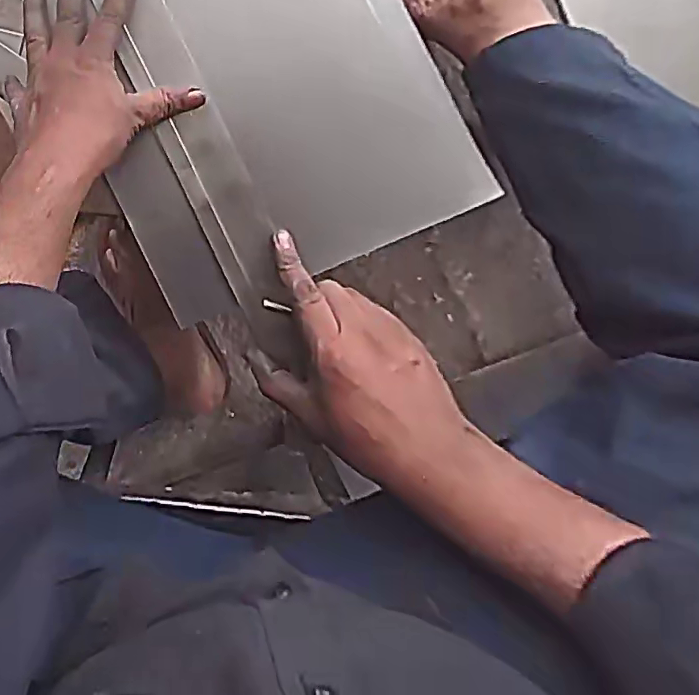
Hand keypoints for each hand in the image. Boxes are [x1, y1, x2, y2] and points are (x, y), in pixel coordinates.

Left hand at [2, 0, 203, 187]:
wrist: (55, 163)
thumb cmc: (91, 138)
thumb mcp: (134, 117)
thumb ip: (161, 102)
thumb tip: (191, 96)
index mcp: (92, 61)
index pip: (110, 18)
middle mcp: (62, 62)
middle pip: (66, 16)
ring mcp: (38, 79)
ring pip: (34, 36)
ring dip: (33, 12)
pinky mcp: (23, 102)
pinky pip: (15, 86)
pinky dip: (11, 80)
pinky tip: (6, 76)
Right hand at [250, 230, 482, 488]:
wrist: (433, 455)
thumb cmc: (376, 441)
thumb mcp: (314, 418)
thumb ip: (281, 386)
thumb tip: (265, 370)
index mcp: (334, 350)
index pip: (306, 293)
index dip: (290, 264)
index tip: (282, 243)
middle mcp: (364, 333)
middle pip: (331, 287)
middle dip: (314, 295)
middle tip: (307, 322)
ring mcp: (391, 332)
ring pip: (355, 297)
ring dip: (339, 307)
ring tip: (337, 343)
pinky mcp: (410, 338)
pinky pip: (378, 313)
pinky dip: (363, 321)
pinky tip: (363, 352)